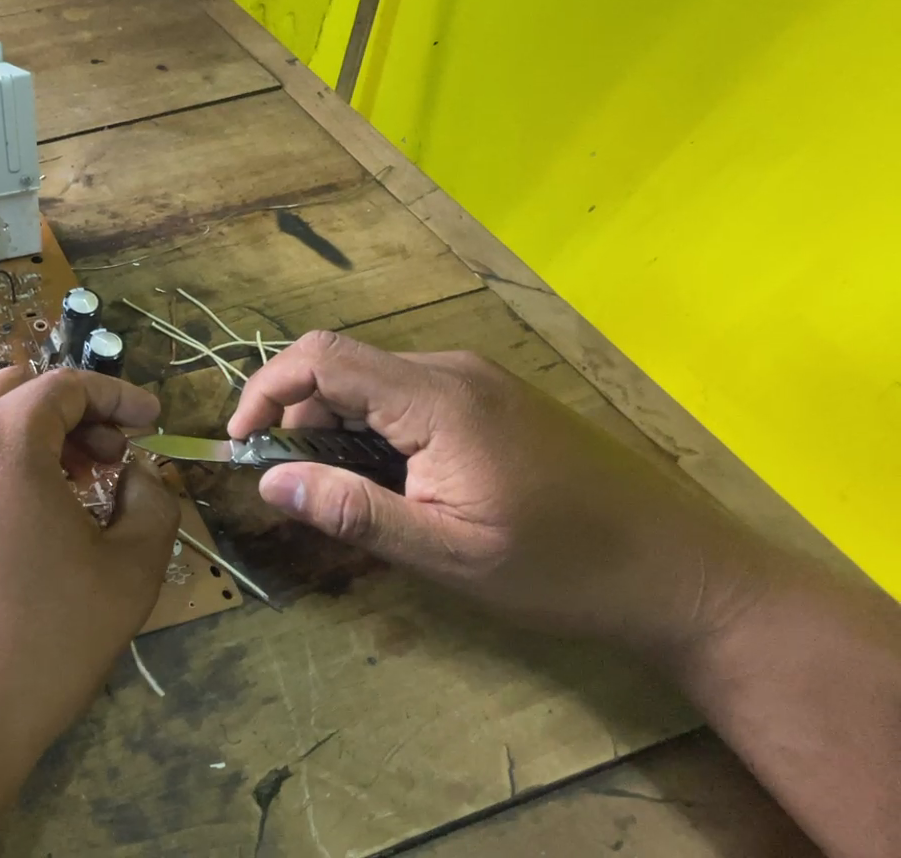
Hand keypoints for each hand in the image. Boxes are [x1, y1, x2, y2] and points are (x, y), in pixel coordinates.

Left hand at [0, 366, 178, 786]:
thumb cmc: (40, 644)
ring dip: (11, 431)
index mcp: (1, 437)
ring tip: (43, 480)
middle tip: (103, 461)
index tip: (149, 423)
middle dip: (67, 413)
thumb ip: (152, 503)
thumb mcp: (128, 574)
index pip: (65, 385)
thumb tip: (140, 473)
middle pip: (11, 391)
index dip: (116, 396)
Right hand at [227, 331, 772, 659]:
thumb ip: (350, 512)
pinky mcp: (492, 398)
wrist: (690, 574)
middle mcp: (452, 371)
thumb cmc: (563, 568)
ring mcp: (477, 380)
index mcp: (437, 399)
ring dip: (334, 425)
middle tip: (296, 482)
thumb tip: (267, 481)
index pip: (320, 358)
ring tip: (346, 490)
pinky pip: (404, 394)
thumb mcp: (446, 553)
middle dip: (296, 416)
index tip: (241, 444)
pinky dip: (371, 427)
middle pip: (340, 366)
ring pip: (370, 381)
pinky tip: (393, 479)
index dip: (265, 390)